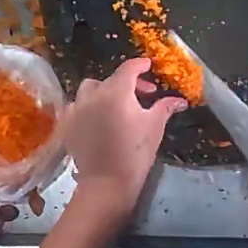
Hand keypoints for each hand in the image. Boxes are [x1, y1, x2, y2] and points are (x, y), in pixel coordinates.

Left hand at [64, 58, 186, 210]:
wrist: (107, 182)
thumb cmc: (135, 153)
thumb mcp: (154, 127)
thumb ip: (164, 107)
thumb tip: (179, 100)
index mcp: (116, 92)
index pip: (128, 69)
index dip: (139, 65)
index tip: (148, 65)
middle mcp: (92, 95)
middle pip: (109, 80)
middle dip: (126, 83)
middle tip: (142, 94)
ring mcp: (77, 109)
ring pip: (89, 90)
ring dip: (104, 92)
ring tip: (117, 105)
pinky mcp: (68, 124)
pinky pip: (76, 106)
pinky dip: (87, 106)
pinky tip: (97, 118)